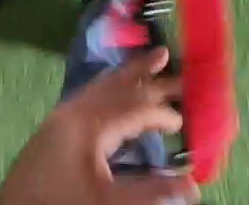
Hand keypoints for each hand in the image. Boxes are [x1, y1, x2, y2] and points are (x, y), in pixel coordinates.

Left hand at [0, 48, 199, 204]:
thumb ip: (150, 192)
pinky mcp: (55, 126)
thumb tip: (193, 186)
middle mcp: (76, 109)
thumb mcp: (107, 204)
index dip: (161, 113)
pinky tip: (117, 86)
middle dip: (150, 77)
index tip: (183, 121)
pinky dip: (111, 85)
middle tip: (178, 67)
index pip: (134, 108)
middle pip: (120, 86)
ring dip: (130, 74)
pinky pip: (91, 93)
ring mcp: (63, 115)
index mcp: (89, 123)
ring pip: (103, 85)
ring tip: (154, 59)